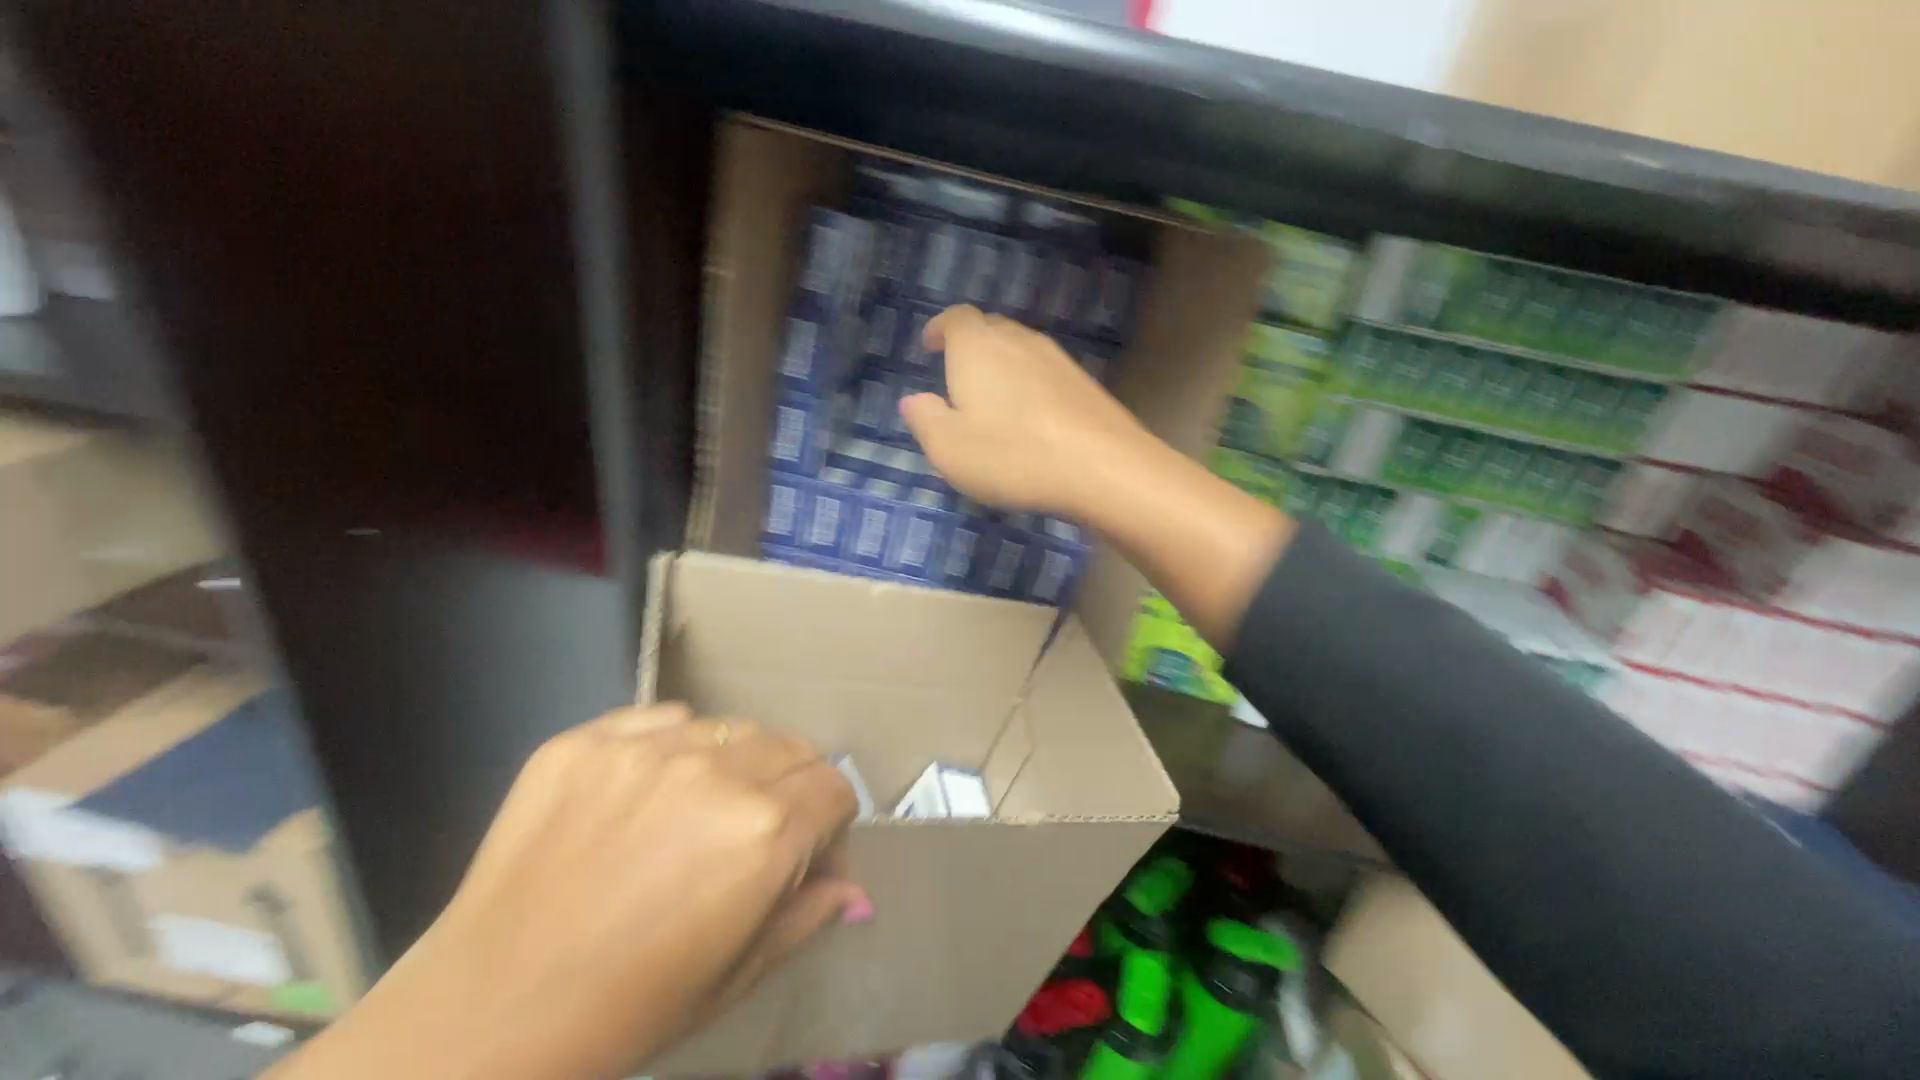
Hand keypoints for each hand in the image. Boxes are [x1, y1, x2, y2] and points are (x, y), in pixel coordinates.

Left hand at [273, 704, 866, 1079]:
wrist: (488, 1011)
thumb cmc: (630, 1007)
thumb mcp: (737, 974)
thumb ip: (806, 914)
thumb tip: (849, 884)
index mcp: (764, 833)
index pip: (835, 789)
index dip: (830, 826)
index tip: (805, 855)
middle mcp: (715, 772)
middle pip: (791, 748)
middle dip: (792, 789)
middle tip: (754, 835)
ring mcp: (644, 748)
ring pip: (731, 728)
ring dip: (735, 764)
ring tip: (694, 813)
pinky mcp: (584, 740)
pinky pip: (662, 719)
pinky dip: (672, 748)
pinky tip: (643, 796)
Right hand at [900, 305, 1152, 515]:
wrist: (1104, 468)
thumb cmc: (1013, 454)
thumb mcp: (949, 448)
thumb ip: (924, 420)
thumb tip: (914, 400)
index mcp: (978, 347)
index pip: (956, 318)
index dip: (940, 328)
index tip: (930, 345)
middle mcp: (1019, 341)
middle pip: (991, 328)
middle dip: (971, 346)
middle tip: (958, 375)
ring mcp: (1058, 360)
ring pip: (1021, 351)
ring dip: (1003, 367)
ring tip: (993, 401)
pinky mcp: (1085, 385)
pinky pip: (1046, 375)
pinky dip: (1031, 387)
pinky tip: (1031, 420)